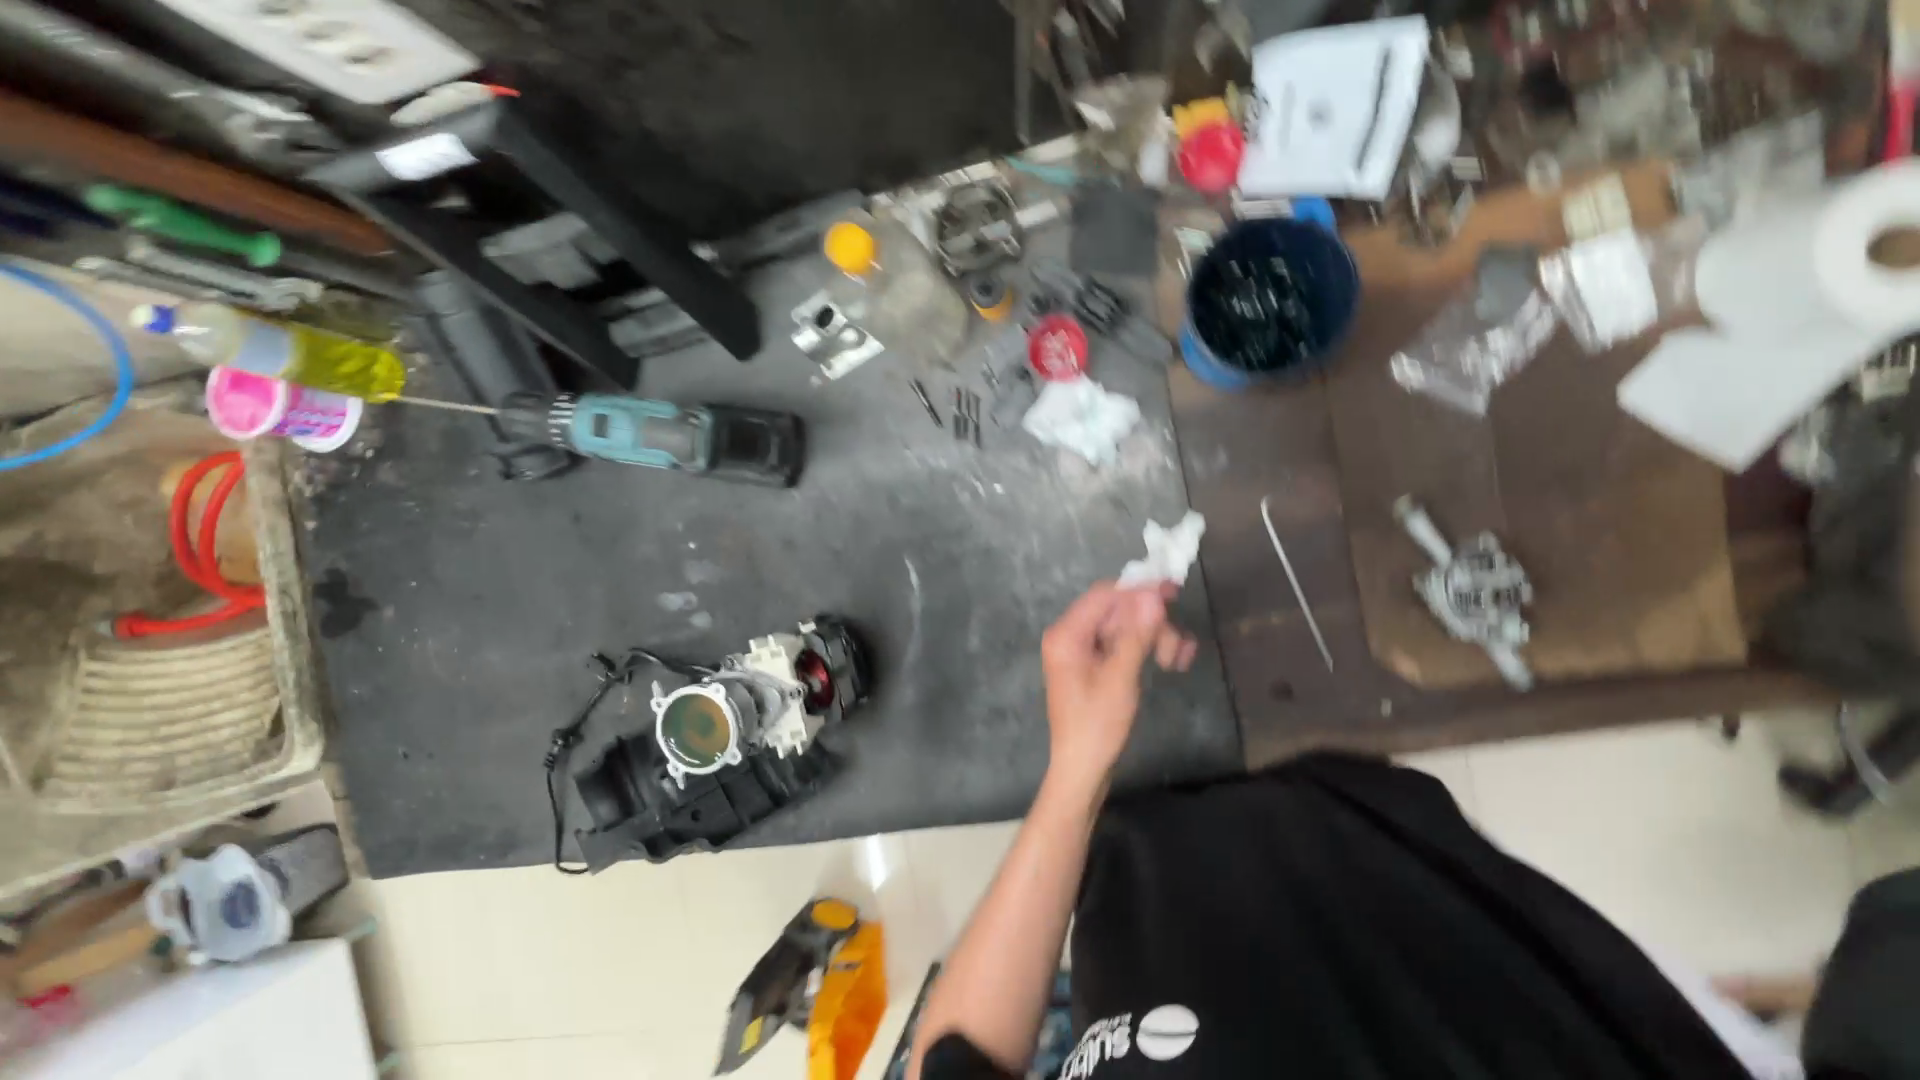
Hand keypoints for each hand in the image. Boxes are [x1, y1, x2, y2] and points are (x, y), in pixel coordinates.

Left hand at [1040, 581, 1197, 793]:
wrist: (1082, 770)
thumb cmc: (1096, 726)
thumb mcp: (1120, 678)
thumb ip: (1136, 635)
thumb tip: (1153, 596)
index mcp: (1066, 634)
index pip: (1105, 596)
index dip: (1139, 591)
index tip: (1174, 591)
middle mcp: (1070, 636)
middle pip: (1118, 612)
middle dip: (1152, 624)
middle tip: (1179, 646)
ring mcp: (1081, 651)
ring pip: (1125, 628)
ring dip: (1155, 637)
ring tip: (1179, 660)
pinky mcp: (1093, 666)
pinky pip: (1122, 645)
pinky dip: (1146, 649)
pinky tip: (1172, 661)